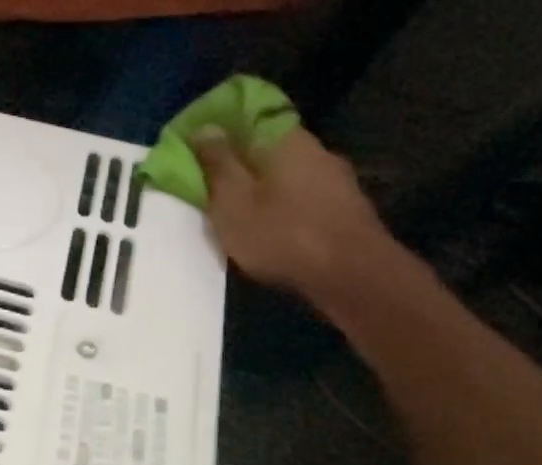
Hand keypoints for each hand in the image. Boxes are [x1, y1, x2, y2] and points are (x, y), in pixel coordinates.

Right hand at [193, 125, 389, 298]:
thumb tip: (205, 128)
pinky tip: (266, 221)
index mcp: (285, 141)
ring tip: (234, 207)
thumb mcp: (233, 202)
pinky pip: (298, 191)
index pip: (249, 116)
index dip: (219, 127)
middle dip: (237, 158)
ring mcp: (332, 176)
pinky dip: (277, 199)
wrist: (348, 271)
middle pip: (267, 145)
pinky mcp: (340, 203)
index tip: (193, 144)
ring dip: (258, 182)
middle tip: (208, 183)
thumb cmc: (281, 234)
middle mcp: (314, 149)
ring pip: (284, 170)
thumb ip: (218, 165)